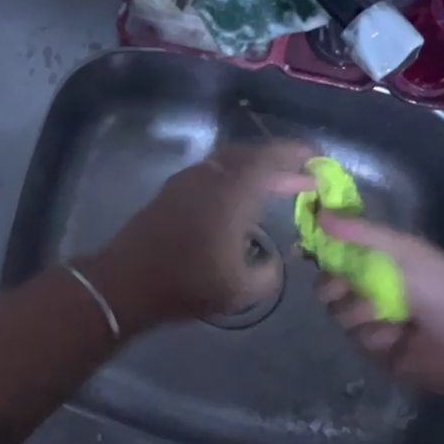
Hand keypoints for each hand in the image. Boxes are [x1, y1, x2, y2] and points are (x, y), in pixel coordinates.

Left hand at [85, 141, 315, 327]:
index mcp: (233, 190)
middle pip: (249, 155)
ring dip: (254, 168)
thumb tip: (272, 258)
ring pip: (227, 162)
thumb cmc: (189, 283)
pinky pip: (211, 172)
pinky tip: (241, 199)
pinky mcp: (171, 192)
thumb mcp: (243, 289)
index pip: (269, 159)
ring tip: (277, 185)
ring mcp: (187, 181)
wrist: (127, 282)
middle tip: (302, 172)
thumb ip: (269, 272)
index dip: (295, 154)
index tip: (316, 156)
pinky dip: (233, 177)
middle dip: (278, 161)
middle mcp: (210, 176)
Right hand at [313, 215, 443, 397]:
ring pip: (338, 313)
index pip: (336, 249)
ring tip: (391, 317)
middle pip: (326, 284)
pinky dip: (376, 337)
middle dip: (335, 286)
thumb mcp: (404, 250)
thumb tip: (318, 213)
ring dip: (362, 313)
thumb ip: (361, 231)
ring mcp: (371, 319)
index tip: (305, 250)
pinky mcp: (374, 350)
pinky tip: (399, 338)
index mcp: (379, 258)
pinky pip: (355, 340)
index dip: (321, 249)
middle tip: (350, 287)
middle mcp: (370, 286)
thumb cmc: (443, 288)